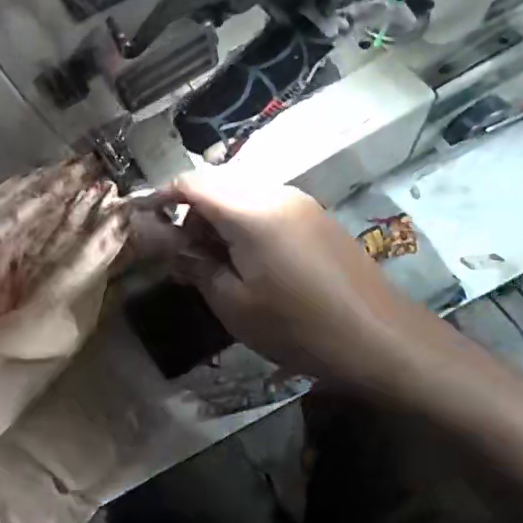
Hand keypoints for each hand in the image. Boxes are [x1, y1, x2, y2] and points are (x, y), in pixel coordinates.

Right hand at [141, 169, 457, 395]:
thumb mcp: (233, 302)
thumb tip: (155, 237)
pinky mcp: (317, 217)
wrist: (380, 338)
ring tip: (219, 269)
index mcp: (251, 209)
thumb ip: (191, 261)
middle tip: (186, 262)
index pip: (191, 183)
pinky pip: (268, 208)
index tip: (142, 226)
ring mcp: (302, 202)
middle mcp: (276, 192)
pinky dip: (247, 226)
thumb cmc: (298, 326)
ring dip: (220, 222)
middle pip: (218, 185)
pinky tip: (252, 266)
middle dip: (192, 215)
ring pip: (243, 196)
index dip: (161, 199)